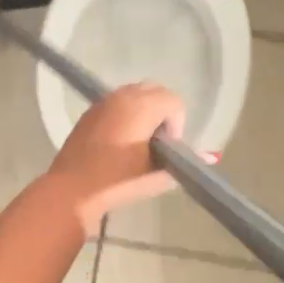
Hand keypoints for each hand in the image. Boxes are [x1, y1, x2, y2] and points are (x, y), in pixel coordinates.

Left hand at [44, 83, 210, 234]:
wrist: (72, 191)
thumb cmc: (118, 182)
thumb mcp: (155, 176)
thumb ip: (184, 162)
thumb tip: (211, 156)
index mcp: (143, 105)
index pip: (174, 102)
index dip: (176, 125)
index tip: (167, 150)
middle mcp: (123, 96)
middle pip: (154, 92)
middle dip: (162, 112)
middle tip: (156, 143)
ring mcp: (102, 102)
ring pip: (133, 95)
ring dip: (143, 112)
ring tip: (137, 143)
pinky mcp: (87, 114)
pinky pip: (114, 105)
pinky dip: (123, 115)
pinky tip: (118, 143)